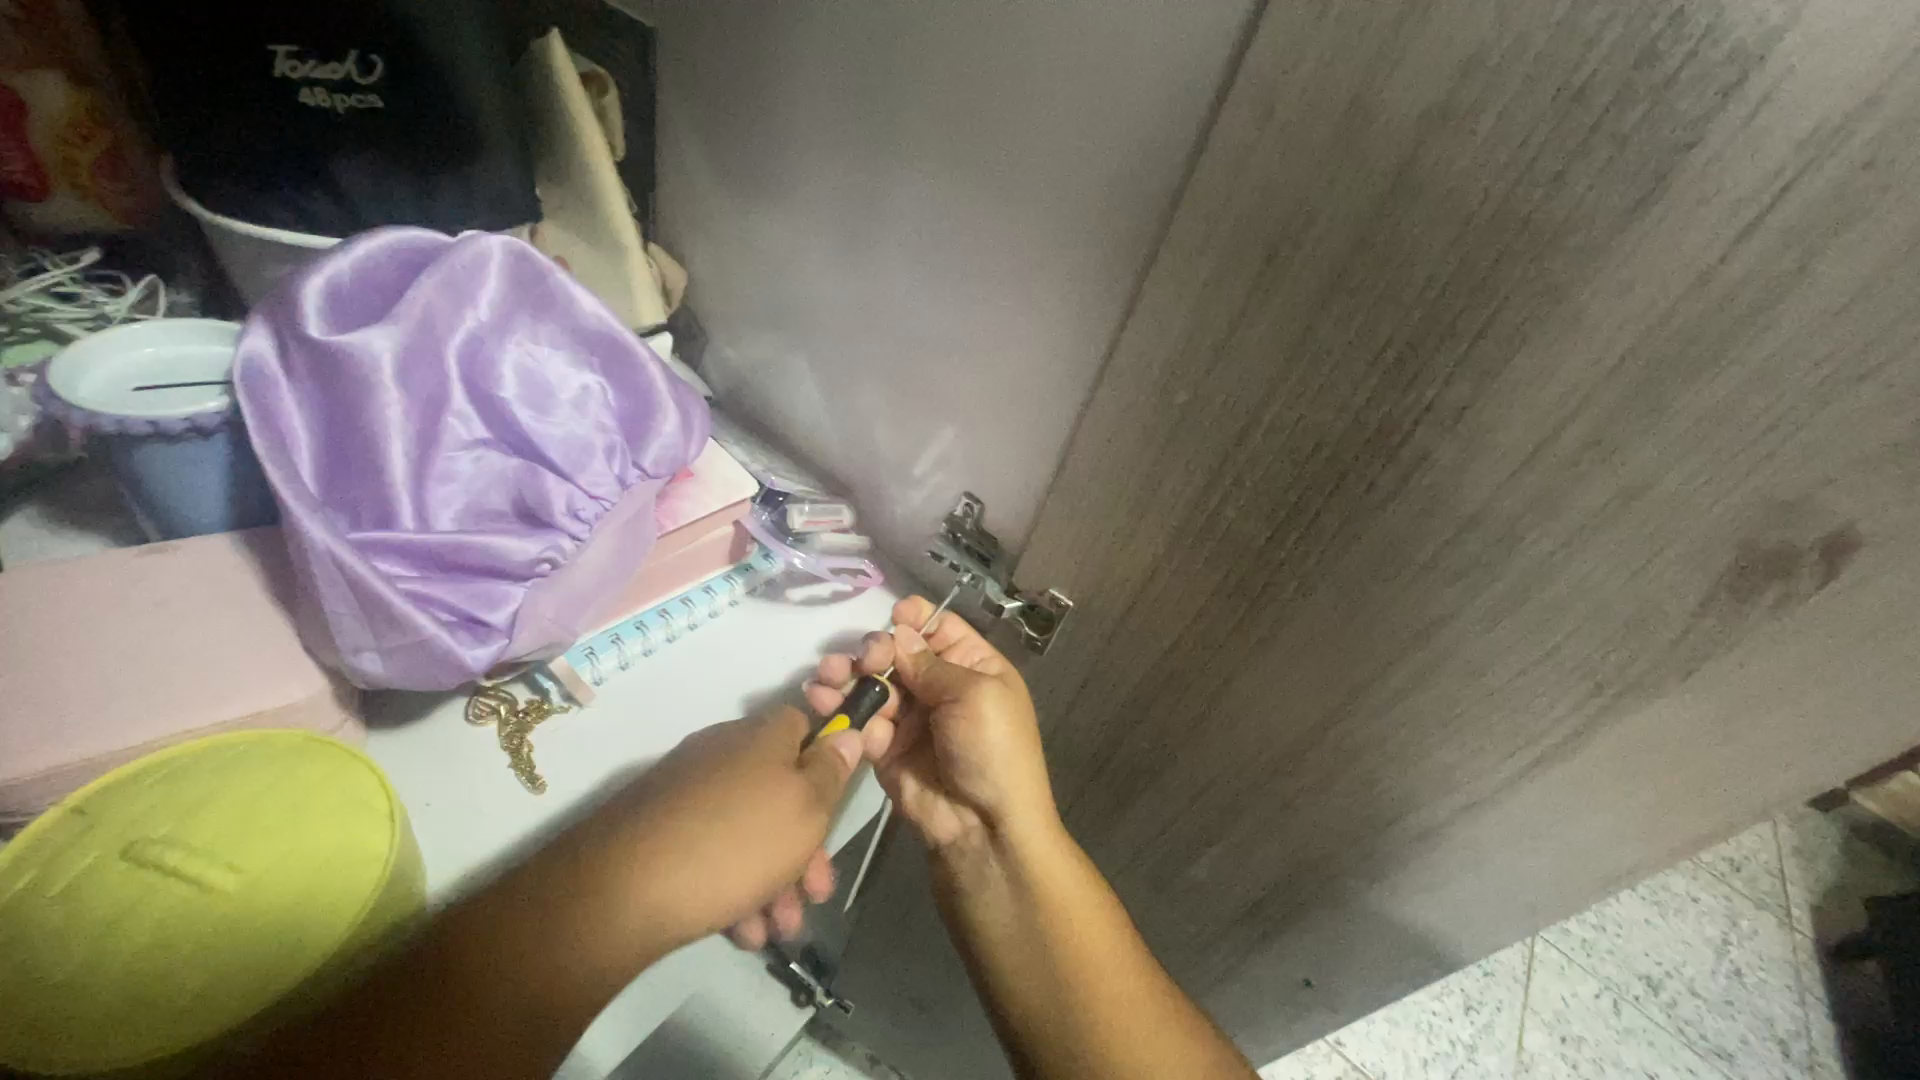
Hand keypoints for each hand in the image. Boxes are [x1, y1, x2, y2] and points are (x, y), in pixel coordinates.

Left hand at [586, 706, 863, 952]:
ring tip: (781, 929)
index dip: (826, 763)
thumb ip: (832, 770)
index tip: (836, 805)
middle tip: (817, 893)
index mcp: (761, 736)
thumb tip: (848, 733)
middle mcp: (722, 754)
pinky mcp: (657, 832)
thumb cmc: (735, 842)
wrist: (618, 891)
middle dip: (805, 846)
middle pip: (780, 790)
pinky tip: (742, 930)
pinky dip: (733, 887)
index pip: (804, 726)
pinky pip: (712, 852)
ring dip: (774, 879)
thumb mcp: (806, 807)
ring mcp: (686, 793)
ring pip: (748, 830)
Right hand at [805, 596, 1058, 851]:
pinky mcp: (884, 748)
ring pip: (872, 683)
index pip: (939, 629)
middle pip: (898, 653)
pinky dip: (840, 708)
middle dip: (874, 649)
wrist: (983, 828)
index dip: (914, 619)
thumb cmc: (993, 750)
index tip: (892, 616)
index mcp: (972, 666)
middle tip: (864, 660)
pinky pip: (860, 720)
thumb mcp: (974, 695)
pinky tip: (822, 701)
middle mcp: (939, 687)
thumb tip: (899, 632)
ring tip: (827, 675)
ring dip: (847, 675)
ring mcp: (911, 718)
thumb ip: (931, 663)